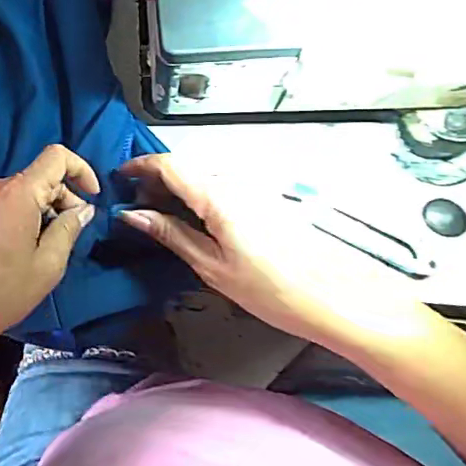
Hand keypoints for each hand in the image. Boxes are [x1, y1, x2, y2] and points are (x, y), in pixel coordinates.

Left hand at [0, 144, 99, 356]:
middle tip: (76, 234)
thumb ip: (70, 228)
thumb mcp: (50, 261)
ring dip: (51, 210)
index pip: (56, 156)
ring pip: (30, 191)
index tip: (94, 197)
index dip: (81, 170)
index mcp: (20, 191)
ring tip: (55, 248)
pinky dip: (33, 216)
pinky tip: (34, 248)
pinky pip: (14, 204)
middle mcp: (1, 187)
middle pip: (44, 176)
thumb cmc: (5, 288)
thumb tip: (83, 209)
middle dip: (67, 198)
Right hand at [116, 153, 441, 354]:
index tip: (120, 178)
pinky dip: (201, 196)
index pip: (168, 164)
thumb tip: (133, 214)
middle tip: (137, 206)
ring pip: (205, 176)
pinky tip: (198, 222)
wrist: (345, 301)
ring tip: (164, 217)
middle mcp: (237, 183)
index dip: (139, 166)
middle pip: (186, 166)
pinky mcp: (270, 200)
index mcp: (218, 195)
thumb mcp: (212, 266)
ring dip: (179, 188)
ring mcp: (257, 189)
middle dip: (156, 180)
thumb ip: (170, 234)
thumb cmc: (276, 291)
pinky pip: (224, 187)